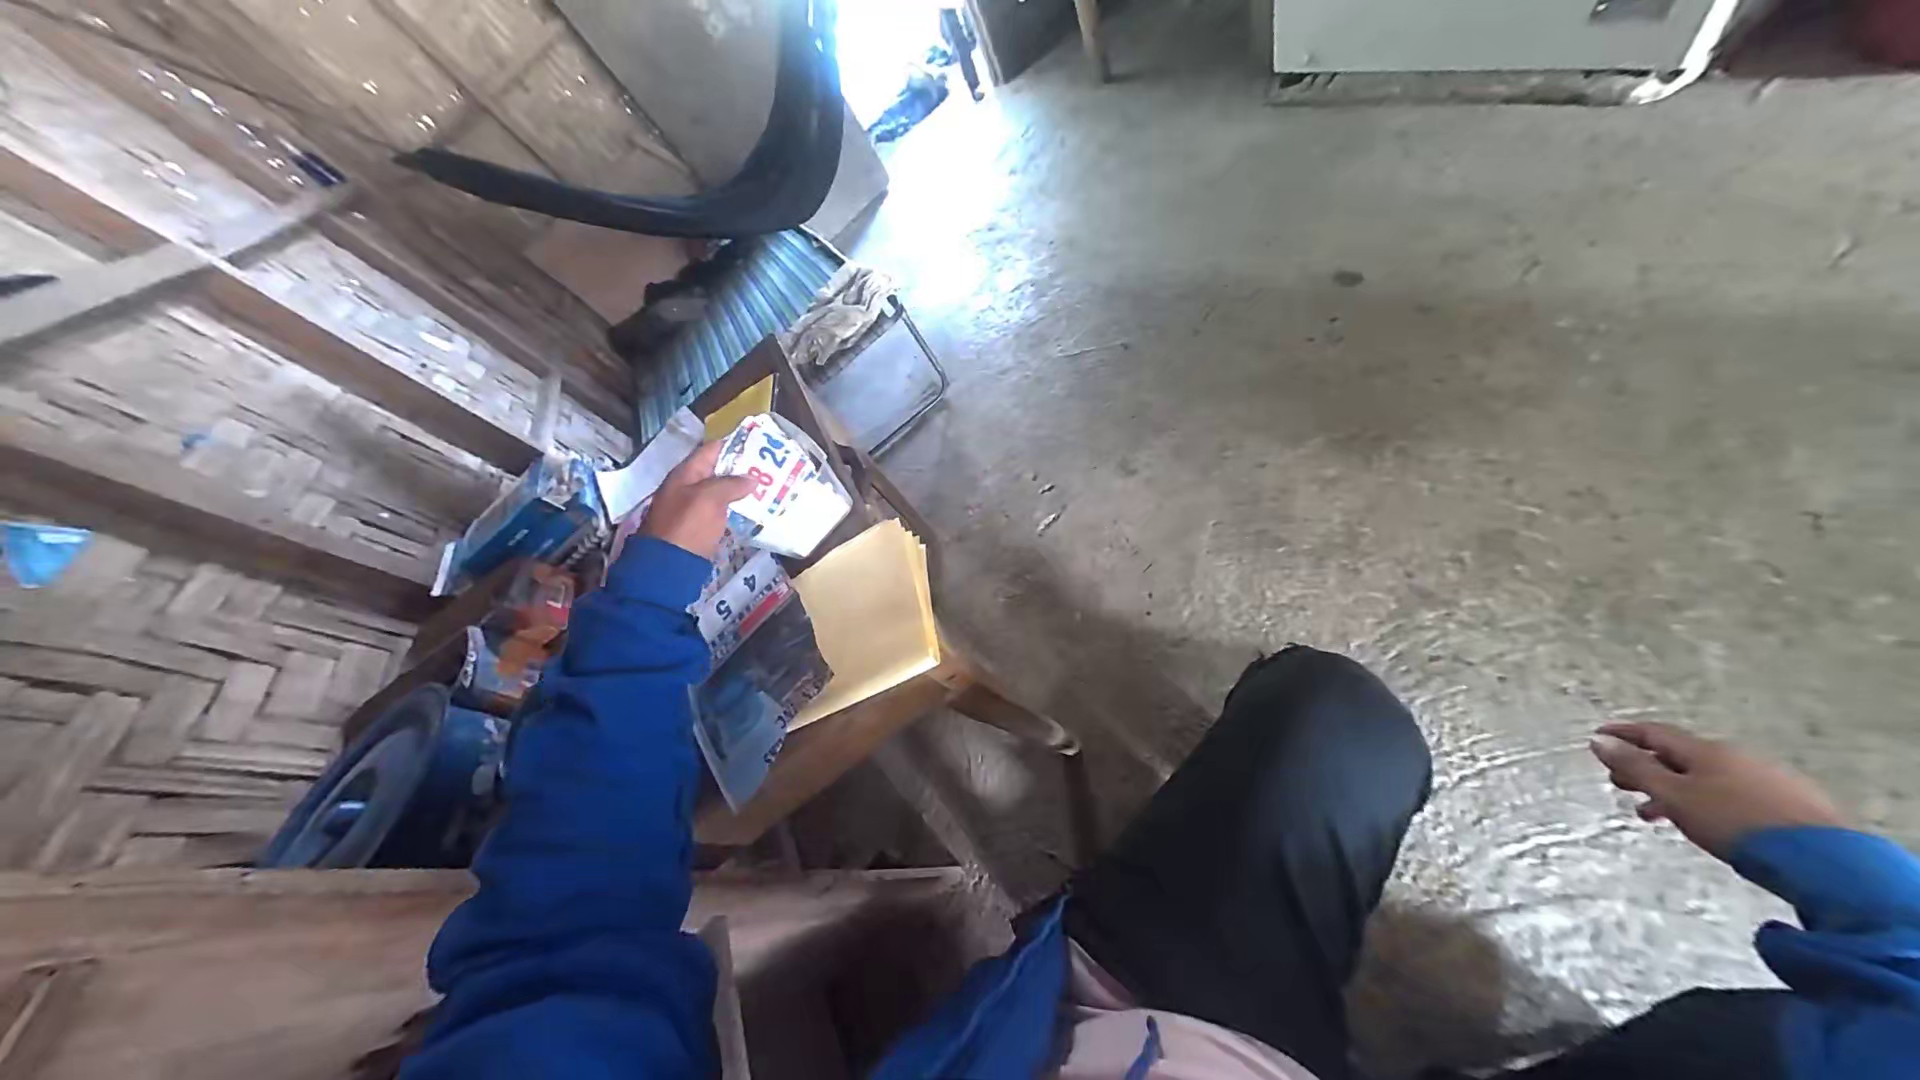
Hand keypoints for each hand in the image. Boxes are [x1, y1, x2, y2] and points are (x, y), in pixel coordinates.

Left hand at [637, 441, 755, 558]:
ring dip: (740, 489)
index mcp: (684, 475)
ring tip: (766, 487)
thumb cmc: (688, 526)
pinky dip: (735, 507)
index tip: (757, 444)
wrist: (669, 565)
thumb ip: (731, 484)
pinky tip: (752, 509)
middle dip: (740, 468)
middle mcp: (686, 488)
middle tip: (768, 468)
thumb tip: (751, 479)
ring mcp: (692, 508)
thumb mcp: (709, 498)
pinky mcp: (699, 527)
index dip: (732, 445)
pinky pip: (720, 510)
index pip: (710, 451)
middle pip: (716, 471)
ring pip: (719, 492)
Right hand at [1590, 721, 1843, 859]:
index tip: (1598, 737)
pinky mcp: (1790, 805)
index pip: (1655, 733)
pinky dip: (1704, 800)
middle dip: (1645, 767)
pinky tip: (1701, 820)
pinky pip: (1732, 793)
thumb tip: (1599, 740)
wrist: (1824, 862)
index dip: (1623, 734)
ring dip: (1673, 789)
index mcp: (1706, 750)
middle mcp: (1736, 757)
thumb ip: (1634, 767)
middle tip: (1620, 783)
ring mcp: (1768, 780)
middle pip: (1680, 756)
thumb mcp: (1672, 794)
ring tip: (1656, 812)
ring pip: (1705, 777)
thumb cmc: (1732, 821)